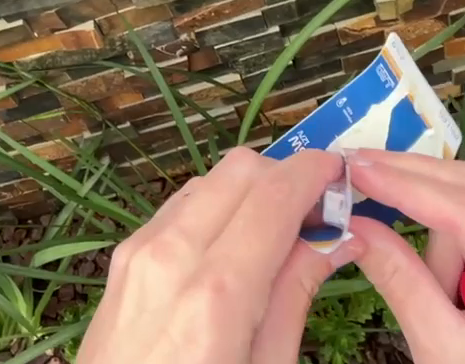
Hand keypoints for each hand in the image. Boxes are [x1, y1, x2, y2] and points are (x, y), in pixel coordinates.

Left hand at [76, 147, 361, 363]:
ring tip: (280, 229)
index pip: (274, 196)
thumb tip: (336, 236)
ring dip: (250, 188)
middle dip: (284, 176)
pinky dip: (216, 205)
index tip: (341, 172)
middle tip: (317, 210)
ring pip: (209, 180)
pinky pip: (180, 205)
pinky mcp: (122, 256)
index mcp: (215, 294)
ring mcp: (139, 250)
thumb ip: (295, 295)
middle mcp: (171, 254)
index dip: (313, 173)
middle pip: (239, 169)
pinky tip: (234, 242)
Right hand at [348, 150, 464, 362]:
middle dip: (411, 181)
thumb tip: (351, 222)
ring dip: (428, 215)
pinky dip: (441, 223)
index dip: (409, 187)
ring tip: (415, 258)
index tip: (357, 167)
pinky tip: (422, 235)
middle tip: (352, 163)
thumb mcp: (444, 352)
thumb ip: (401, 281)